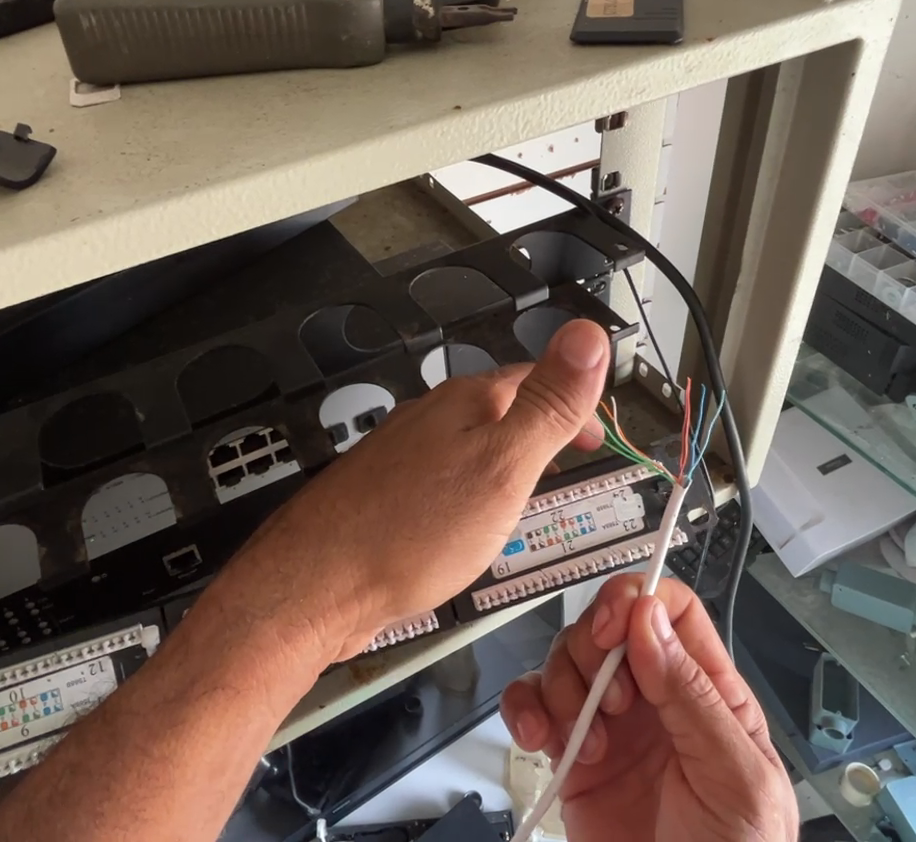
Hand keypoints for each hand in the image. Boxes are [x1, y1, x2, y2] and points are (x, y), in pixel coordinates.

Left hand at [215, 320, 612, 660]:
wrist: (318, 583)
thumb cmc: (413, 528)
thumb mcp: (505, 464)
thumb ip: (549, 404)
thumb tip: (588, 333)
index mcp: (465, 402)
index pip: (534, 379)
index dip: (573, 403)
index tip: (598, 435)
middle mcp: (430, 417)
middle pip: (500, 410)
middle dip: (540, 432)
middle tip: (569, 467)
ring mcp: (403, 453)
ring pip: (470, 444)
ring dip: (505, 461)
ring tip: (529, 497)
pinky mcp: (385, 490)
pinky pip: (443, 478)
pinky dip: (471, 490)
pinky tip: (470, 523)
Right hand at [501, 575, 796, 841]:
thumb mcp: (736, 781)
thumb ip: (694, 697)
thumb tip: (647, 618)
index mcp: (706, 691)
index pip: (671, 610)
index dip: (635, 601)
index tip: (612, 629)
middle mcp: (653, 696)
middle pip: (606, 624)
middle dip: (592, 652)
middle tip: (608, 704)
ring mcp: (608, 722)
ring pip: (565, 657)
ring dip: (559, 687)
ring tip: (583, 742)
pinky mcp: (569, 751)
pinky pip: (532, 702)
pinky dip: (524, 708)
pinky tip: (540, 740)